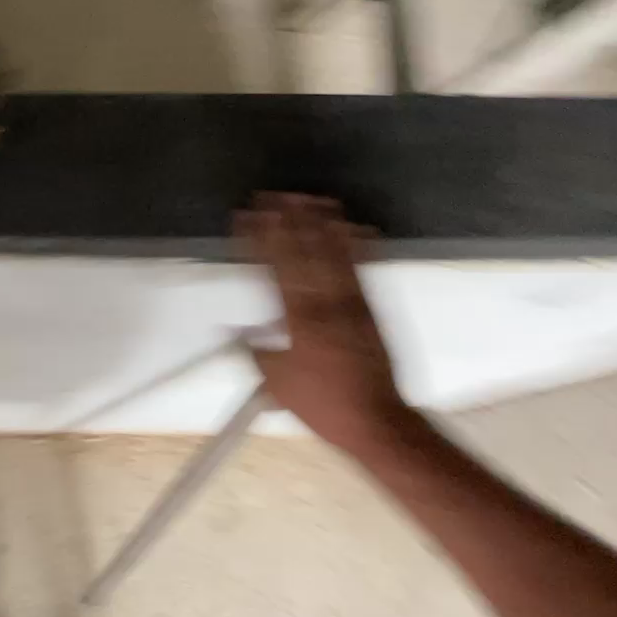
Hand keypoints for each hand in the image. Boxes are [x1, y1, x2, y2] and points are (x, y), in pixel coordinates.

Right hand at [237, 194, 412, 449]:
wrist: (376, 421)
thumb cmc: (322, 404)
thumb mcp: (276, 382)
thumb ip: (257, 351)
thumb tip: (240, 331)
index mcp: (298, 321)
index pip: (273, 269)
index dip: (259, 240)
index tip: (247, 217)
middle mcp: (327, 305)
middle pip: (304, 253)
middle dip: (287, 222)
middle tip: (274, 195)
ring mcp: (354, 304)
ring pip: (334, 255)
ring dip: (320, 224)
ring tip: (310, 198)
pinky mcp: (373, 310)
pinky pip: (364, 270)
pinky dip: (358, 246)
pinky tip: (353, 226)